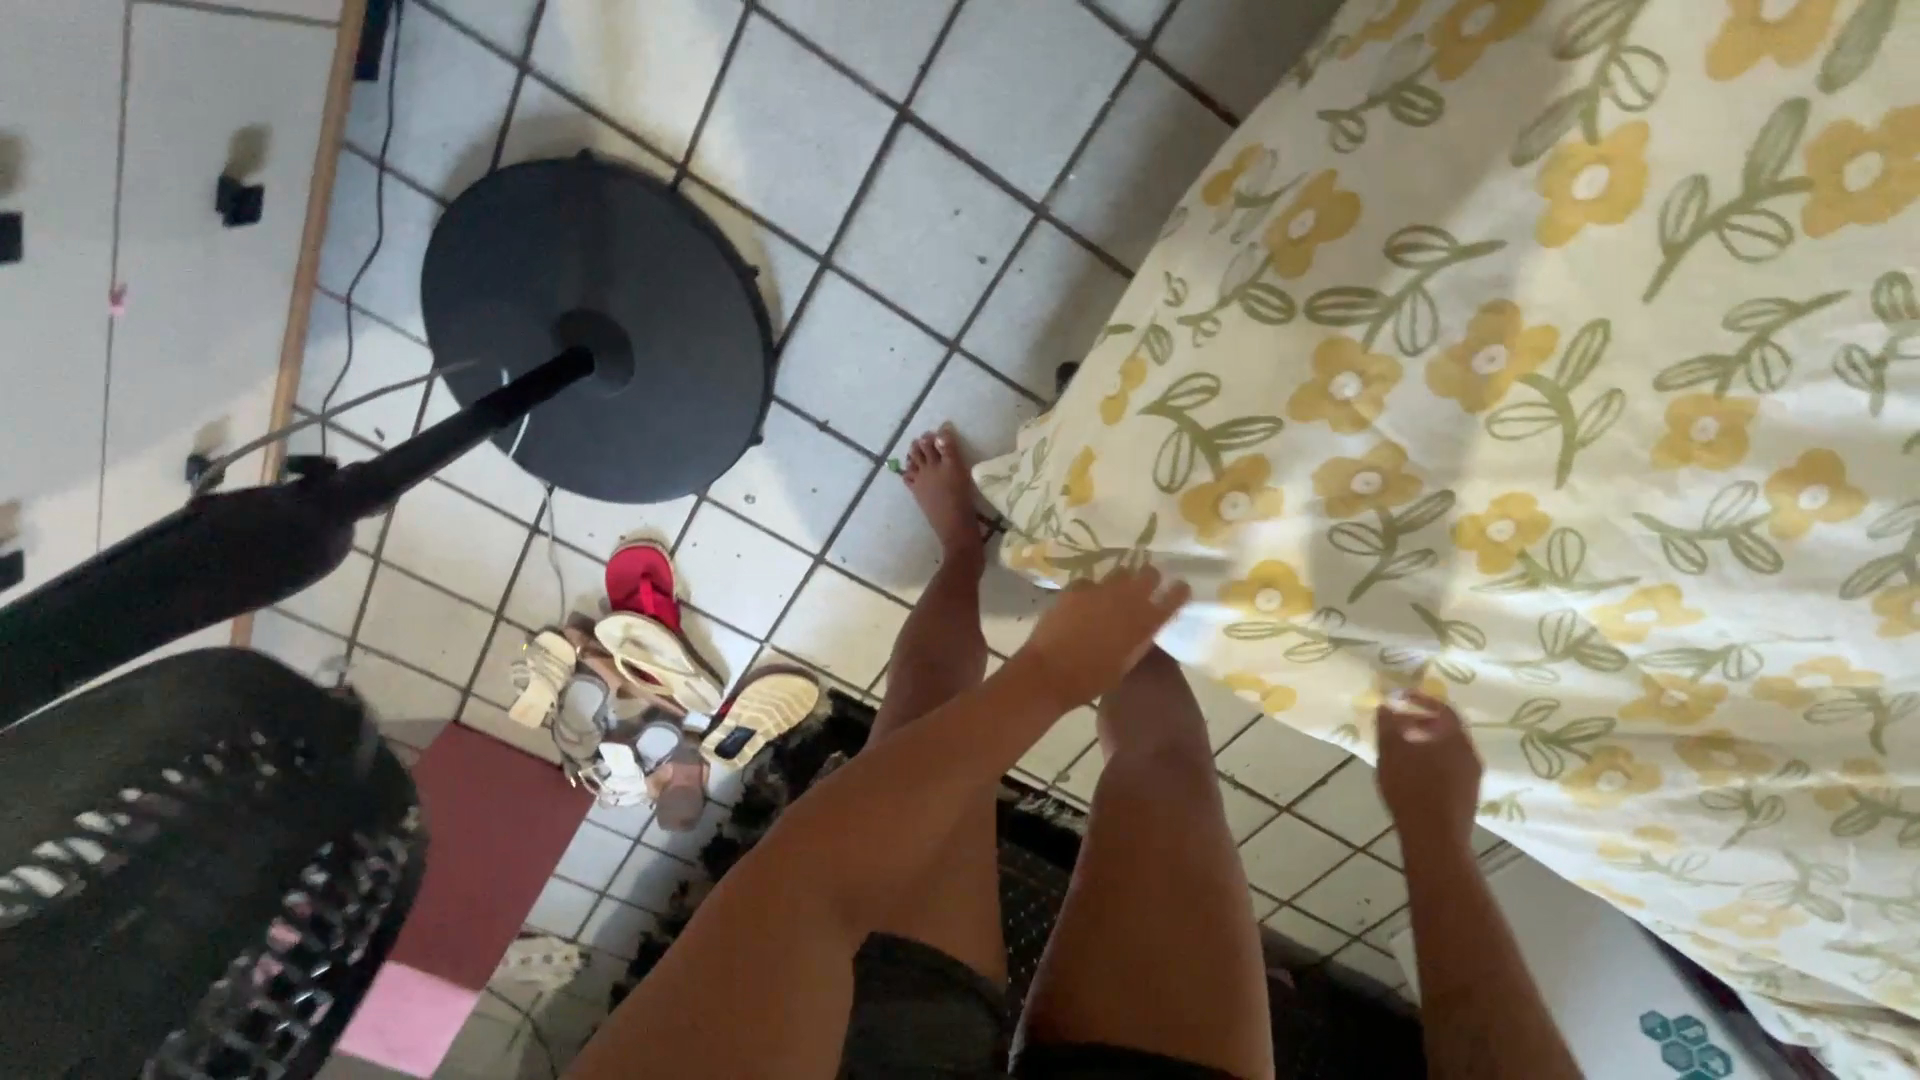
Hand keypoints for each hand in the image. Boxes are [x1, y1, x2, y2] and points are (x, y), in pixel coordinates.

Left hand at [1015, 566, 1190, 709]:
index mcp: (1145, 623)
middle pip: (1149, 574)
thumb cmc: (1091, 679)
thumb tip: (1144, 626)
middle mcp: (1128, 600)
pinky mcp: (1076, 588)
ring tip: (1114, 592)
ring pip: (1120, 573)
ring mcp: (1101, 590)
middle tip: (1146, 583)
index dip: (1178, 591)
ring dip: (1121, 581)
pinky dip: (1091, 590)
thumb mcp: (1126, 662)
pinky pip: (1090, 582)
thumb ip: (1139, 639)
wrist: (1050, 672)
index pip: (1174, 597)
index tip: (1179, 588)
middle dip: (1150, 577)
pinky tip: (1084, 601)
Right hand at [1375, 691, 1482, 859]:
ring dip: (1425, 742)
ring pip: (1448, 748)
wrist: (1436, 837)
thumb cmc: (1411, 788)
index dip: (1421, 698)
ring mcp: (1472, 776)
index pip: (1443, 708)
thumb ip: (1389, 725)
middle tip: (1396, 724)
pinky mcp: (1468, 794)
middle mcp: (1470, 753)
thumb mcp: (1391, 752)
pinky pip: (1450, 766)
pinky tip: (1413, 772)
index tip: (1400, 696)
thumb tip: (1386, 705)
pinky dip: (1431, 759)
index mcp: (1454, 738)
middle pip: (1446, 729)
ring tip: (1400, 748)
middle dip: (1420, 722)